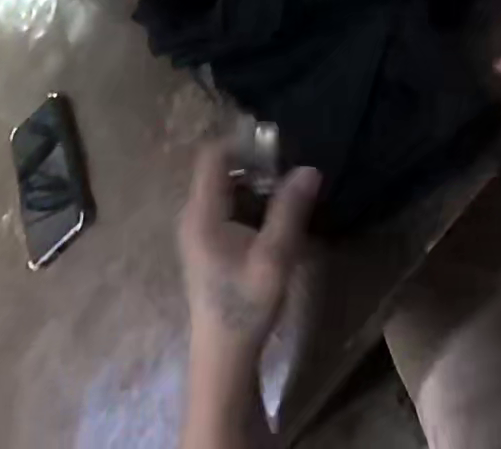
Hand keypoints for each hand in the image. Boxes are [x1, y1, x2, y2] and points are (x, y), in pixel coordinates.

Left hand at [177, 143, 321, 363]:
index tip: (275, 148)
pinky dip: (246, 202)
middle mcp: (192, 214)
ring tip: (284, 195)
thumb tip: (309, 169)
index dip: (242, 144)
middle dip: (252, 165)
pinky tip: (271, 220)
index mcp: (202, 212)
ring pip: (222, 188)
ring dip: (252, 185)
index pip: (213, 156)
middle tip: (286, 174)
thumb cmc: (246, 305)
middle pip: (217, 169)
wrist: (223, 356)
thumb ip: (289, 210)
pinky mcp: (203, 242)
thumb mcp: (275, 257)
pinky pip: (223, 206)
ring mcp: (195, 229)